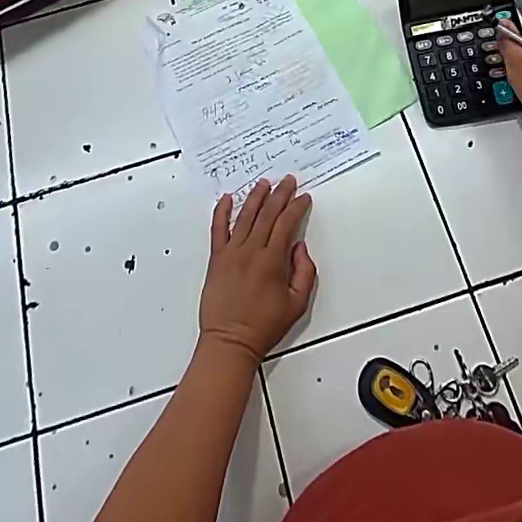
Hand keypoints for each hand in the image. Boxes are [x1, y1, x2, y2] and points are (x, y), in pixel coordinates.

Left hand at [198, 177, 315, 366]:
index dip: (296, 207)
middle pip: (267, 214)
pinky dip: (221, 212)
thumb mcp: (297, 304)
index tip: (303, 198)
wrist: (230, 340)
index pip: (286, 224)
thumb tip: (300, 248)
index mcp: (272, 261)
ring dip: (255, 197)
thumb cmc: (263, 326)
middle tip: (287, 181)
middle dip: (279, 195)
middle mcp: (250, 251)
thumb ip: (304, 272)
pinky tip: (226, 199)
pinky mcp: (216, 258)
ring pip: (245, 216)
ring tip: (263, 183)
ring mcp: (231, 252)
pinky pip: (218, 229)